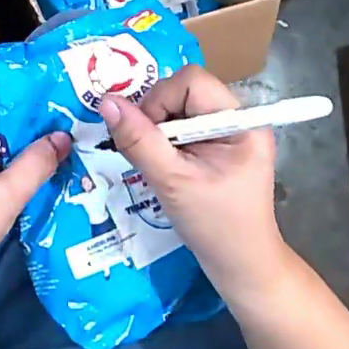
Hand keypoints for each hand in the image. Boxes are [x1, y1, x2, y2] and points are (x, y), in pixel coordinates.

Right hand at [100, 66, 291, 300]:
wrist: (243, 268)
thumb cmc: (214, 227)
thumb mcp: (171, 182)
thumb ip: (138, 140)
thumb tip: (106, 101)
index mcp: (240, 120)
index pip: (191, 80)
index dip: (161, 100)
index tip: (150, 138)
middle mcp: (238, 117)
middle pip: (183, 89)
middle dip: (158, 116)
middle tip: (152, 153)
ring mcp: (228, 130)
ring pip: (179, 105)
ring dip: (159, 129)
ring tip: (161, 162)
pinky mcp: (218, 144)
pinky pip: (182, 122)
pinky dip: (165, 138)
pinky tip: (166, 164)